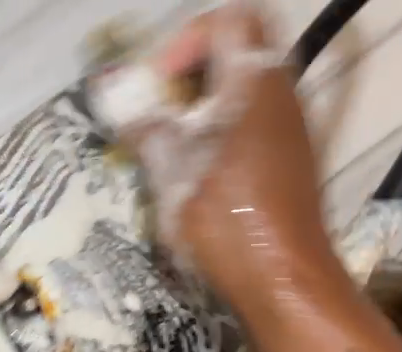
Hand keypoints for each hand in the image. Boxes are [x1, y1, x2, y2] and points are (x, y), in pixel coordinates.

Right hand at [109, 1, 345, 313]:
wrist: (281, 276)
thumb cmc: (225, 220)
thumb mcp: (172, 174)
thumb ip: (146, 127)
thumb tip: (113, 95)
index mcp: (254, 83)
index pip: (227, 20)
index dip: (183, 43)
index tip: (154, 90)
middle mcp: (280, 91)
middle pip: (236, 51)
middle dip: (188, 76)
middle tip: (156, 115)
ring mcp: (289, 125)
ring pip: (241, 89)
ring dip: (199, 109)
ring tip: (166, 150)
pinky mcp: (287, 157)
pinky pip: (249, 121)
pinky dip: (216, 132)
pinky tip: (192, 173)